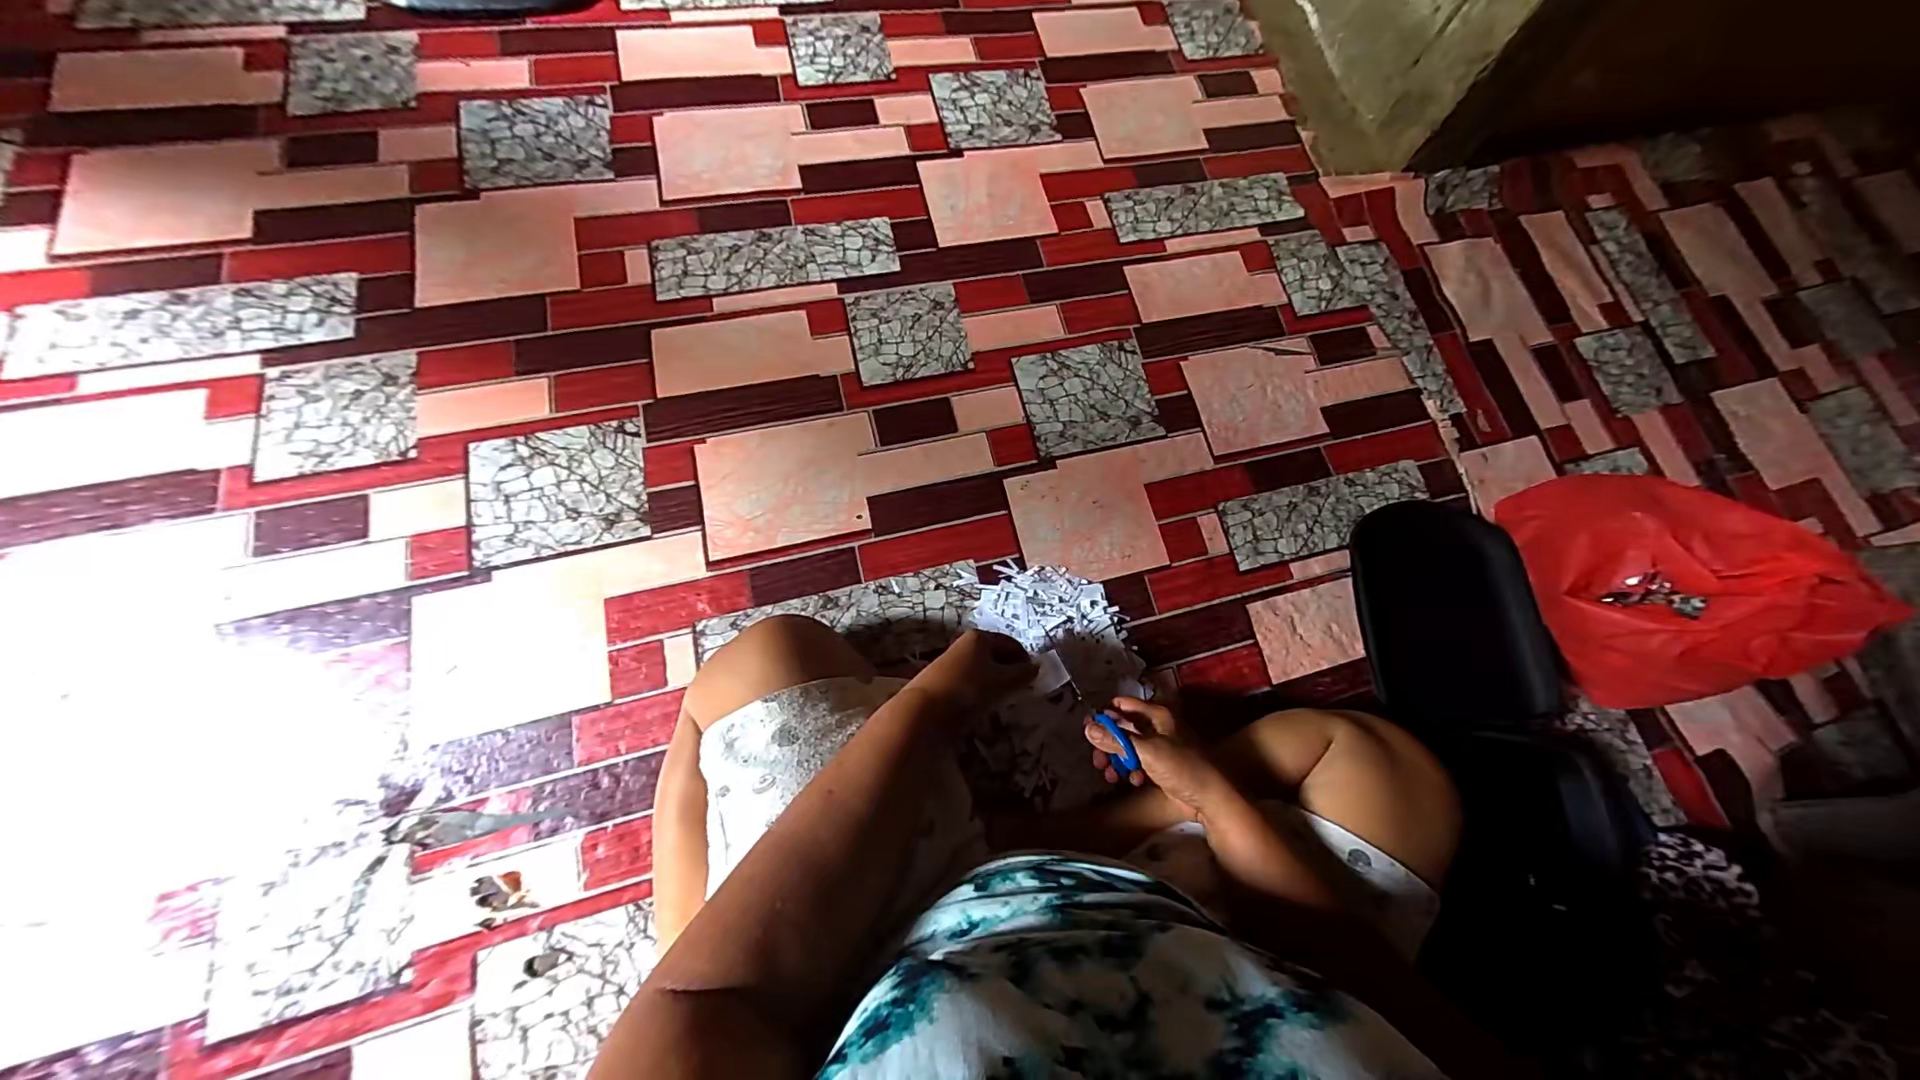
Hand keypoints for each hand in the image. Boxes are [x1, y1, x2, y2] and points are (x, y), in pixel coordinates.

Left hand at [907, 630, 1034, 715]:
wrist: (924, 710)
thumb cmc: (969, 689)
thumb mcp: (1003, 681)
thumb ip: (1023, 673)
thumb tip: (1036, 667)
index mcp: (980, 637)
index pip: (1011, 644)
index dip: (1025, 660)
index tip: (1034, 679)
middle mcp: (964, 644)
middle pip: (995, 656)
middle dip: (1009, 672)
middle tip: (1020, 690)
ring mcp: (950, 662)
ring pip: (981, 670)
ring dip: (994, 683)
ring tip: (1001, 701)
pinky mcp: (941, 681)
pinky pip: (968, 683)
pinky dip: (979, 691)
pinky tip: (980, 706)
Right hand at [1085, 697, 1228, 816]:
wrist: (1210, 798)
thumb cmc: (1181, 767)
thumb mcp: (1146, 751)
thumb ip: (1116, 739)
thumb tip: (1088, 728)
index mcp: (1156, 715)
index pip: (1123, 705)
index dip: (1105, 715)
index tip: (1089, 728)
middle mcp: (1156, 727)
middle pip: (1122, 728)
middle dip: (1108, 743)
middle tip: (1098, 759)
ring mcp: (1159, 747)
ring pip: (1128, 747)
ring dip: (1117, 760)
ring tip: (1110, 775)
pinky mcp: (1160, 766)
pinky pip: (1137, 762)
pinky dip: (1130, 770)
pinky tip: (1132, 780)